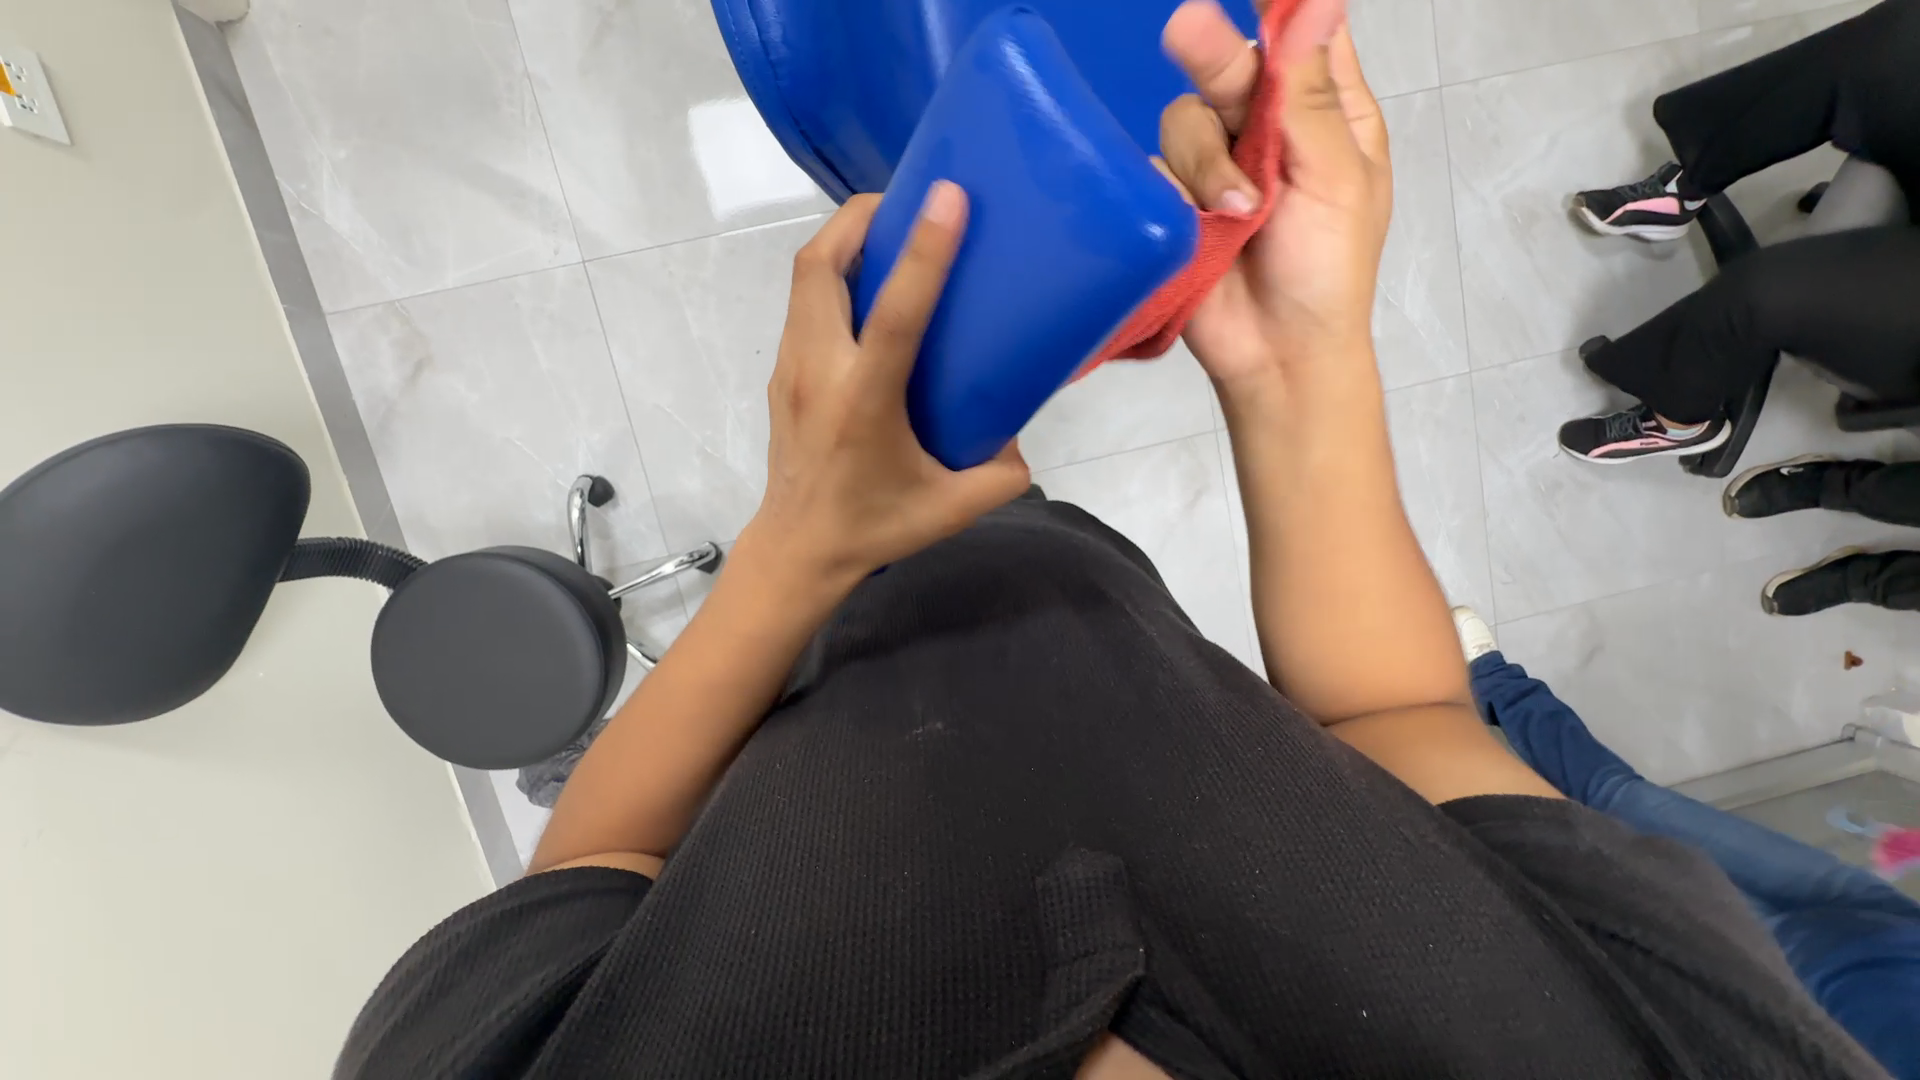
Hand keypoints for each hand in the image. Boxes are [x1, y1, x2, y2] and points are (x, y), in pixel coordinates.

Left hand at [744, 185, 1030, 590]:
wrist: (799, 550)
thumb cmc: (874, 527)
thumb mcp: (952, 510)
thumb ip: (1001, 474)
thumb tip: (1018, 435)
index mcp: (864, 402)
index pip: (894, 313)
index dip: (923, 252)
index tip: (949, 196)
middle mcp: (819, 372)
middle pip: (820, 266)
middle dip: (861, 218)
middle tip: (909, 203)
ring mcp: (790, 369)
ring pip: (804, 277)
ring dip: (843, 241)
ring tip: (888, 233)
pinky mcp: (781, 374)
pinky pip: (802, 304)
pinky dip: (831, 276)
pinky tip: (866, 290)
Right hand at [1157, 0, 1391, 398]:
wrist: (1276, 352)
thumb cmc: (1327, 270)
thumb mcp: (1336, 179)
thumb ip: (1311, 97)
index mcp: (1324, 113)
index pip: (1301, 36)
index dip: (1281, 7)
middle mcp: (1264, 131)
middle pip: (1231, 67)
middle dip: (1212, 55)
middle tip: (1184, 30)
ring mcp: (1215, 170)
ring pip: (1184, 122)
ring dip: (1206, 164)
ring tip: (1236, 212)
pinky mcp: (1174, 207)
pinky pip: (1155, 173)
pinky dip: (1172, 193)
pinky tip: (1196, 224)